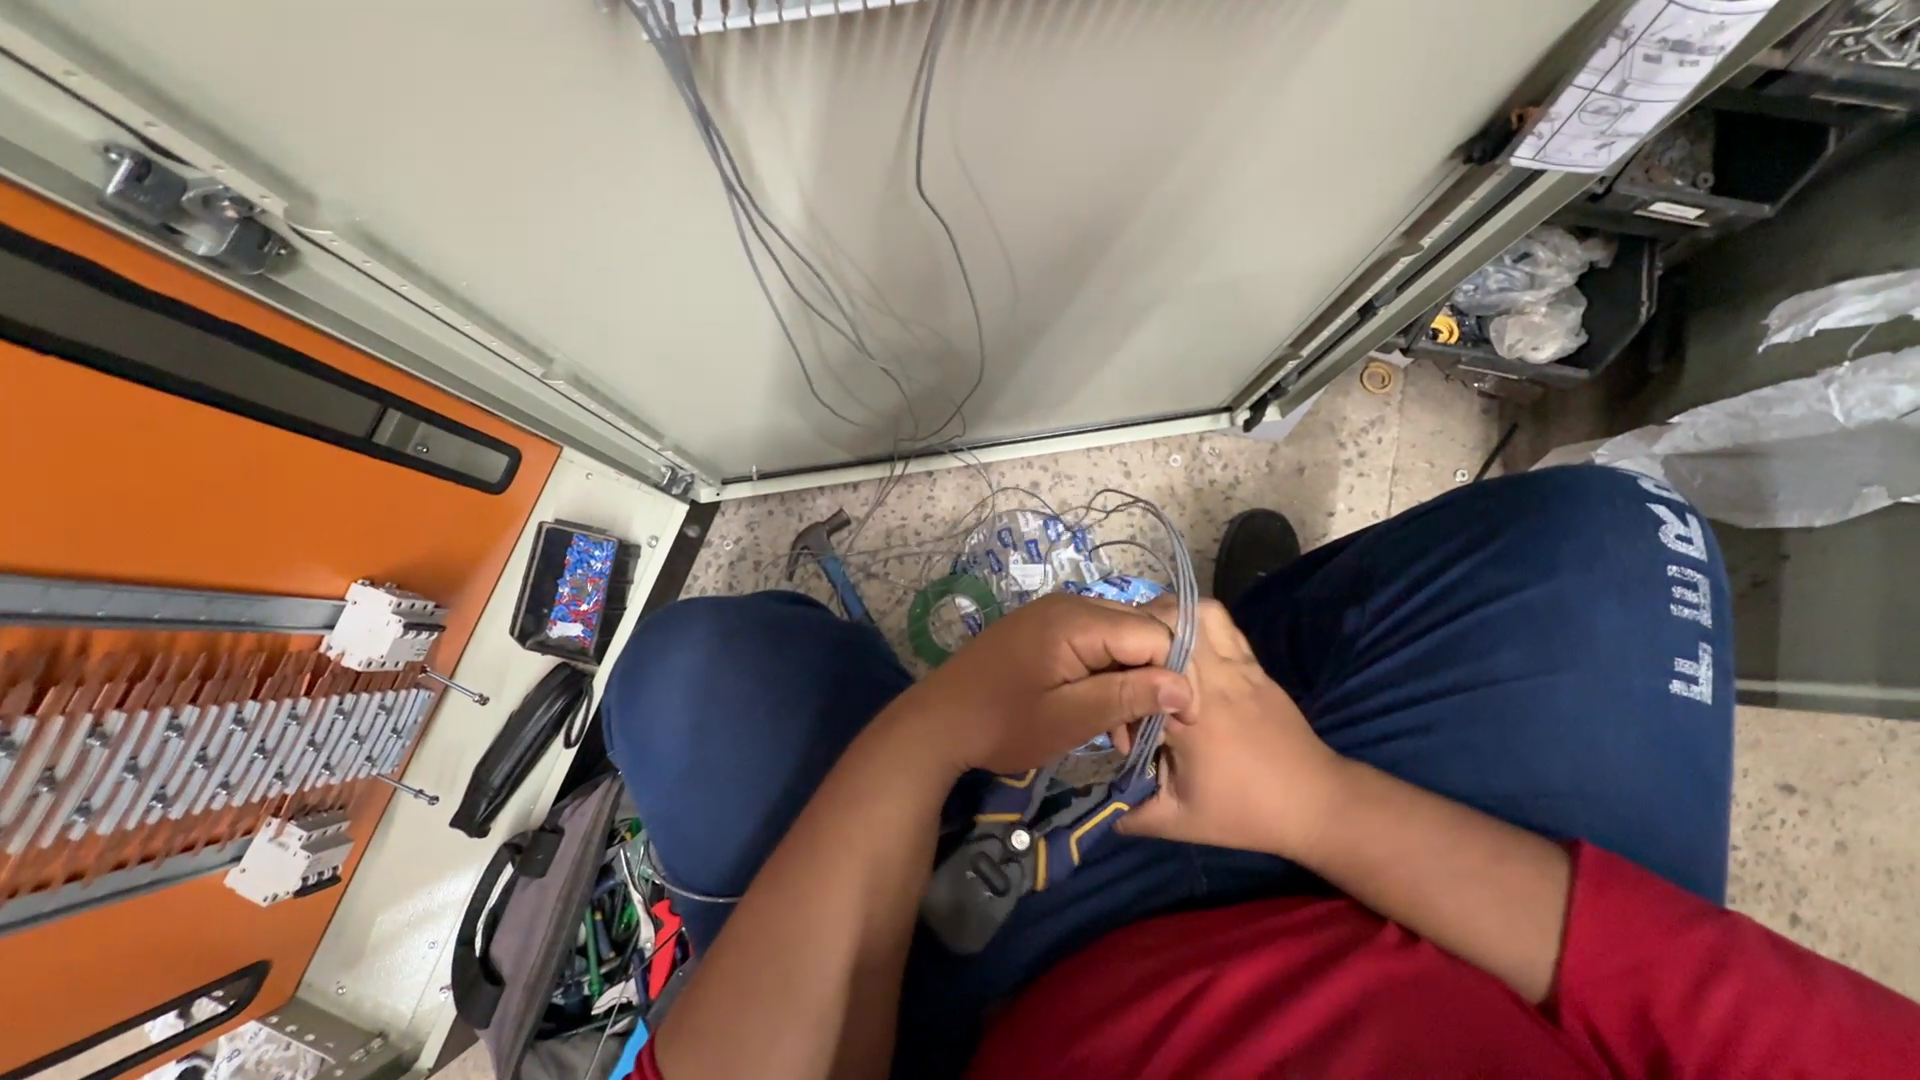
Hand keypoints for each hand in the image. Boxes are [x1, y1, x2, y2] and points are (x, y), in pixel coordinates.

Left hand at [884, 592, 1193, 776]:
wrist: (938, 722)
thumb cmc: (1003, 724)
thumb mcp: (1070, 718)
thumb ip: (1127, 696)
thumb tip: (1185, 687)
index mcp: (1077, 620)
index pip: (1154, 633)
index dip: (1174, 675)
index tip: (1180, 722)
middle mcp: (1070, 605)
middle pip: (1139, 632)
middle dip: (1154, 678)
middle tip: (1152, 729)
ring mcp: (1054, 614)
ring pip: (1118, 640)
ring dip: (1130, 682)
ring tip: (1124, 733)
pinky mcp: (1044, 629)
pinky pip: (1093, 645)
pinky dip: (1105, 677)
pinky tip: (1102, 715)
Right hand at [1116, 599, 1346, 860]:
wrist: (1319, 804)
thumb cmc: (1247, 813)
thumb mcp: (1180, 822)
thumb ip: (1133, 814)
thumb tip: (1100, 811)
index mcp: (1192, 712)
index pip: (1141, 666)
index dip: (1118, 679)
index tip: (1114, 707)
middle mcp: (1216, 678)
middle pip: (1170, 619)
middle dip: (1136, 631)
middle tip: (1123, 662)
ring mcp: (1240, 667)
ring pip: (1201, 610)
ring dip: (1170, 618)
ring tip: (1152, 648)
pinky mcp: (1256, 666)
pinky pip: (1224, 625)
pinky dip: (1198, 625)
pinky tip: (1185, 654)